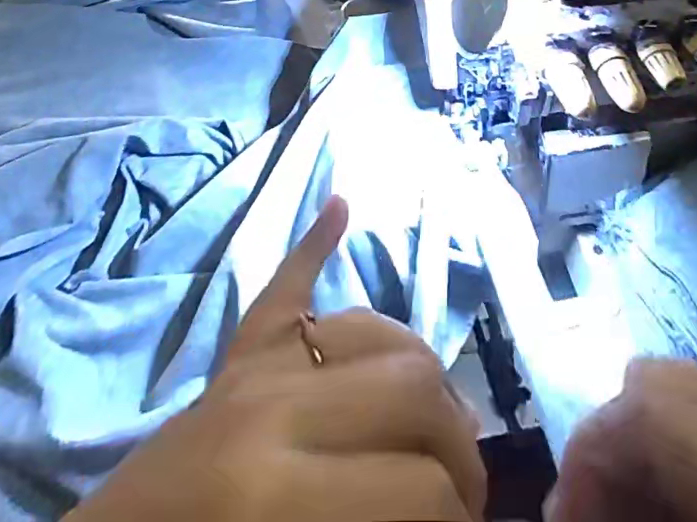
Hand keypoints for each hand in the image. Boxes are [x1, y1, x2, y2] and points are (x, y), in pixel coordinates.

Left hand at [70, 197, 485, 521]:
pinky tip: (341, 206)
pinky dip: (312, 246)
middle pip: (414, 387)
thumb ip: (379, 517)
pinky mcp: (235, 357)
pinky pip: (284, 287)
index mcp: (276, 492)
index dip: (456, 513)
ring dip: (422, 373)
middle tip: (462, 487)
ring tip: (434, 415)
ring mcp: (251, 370)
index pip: (419, 485)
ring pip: (378, 334)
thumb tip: (451, 504)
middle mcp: (272, 409)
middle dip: (455, 441)